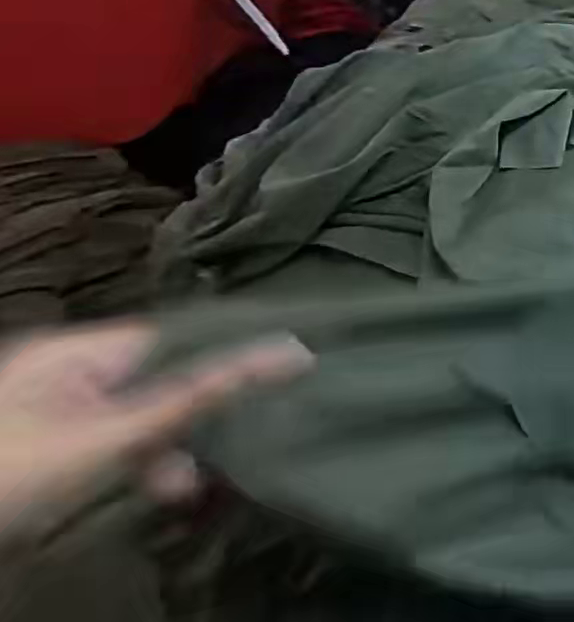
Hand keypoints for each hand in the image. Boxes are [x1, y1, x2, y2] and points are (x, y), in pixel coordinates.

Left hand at [0, 323, 311, 540]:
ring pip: (144, 411)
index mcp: (82, 348)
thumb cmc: (13, 475)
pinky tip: (154, 486)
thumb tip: (299, 350)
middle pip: (170, 374)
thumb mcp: (119, 436)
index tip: (286, 368)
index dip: (237, 349)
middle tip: (233, 443)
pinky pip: (116, 434)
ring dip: (170, 446)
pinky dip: (138, 459)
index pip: (189, 332)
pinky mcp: (45, 439)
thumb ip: (210, 390)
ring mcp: (53, 405)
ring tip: (181, 488)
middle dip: (200, 414)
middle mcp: (70, 366)